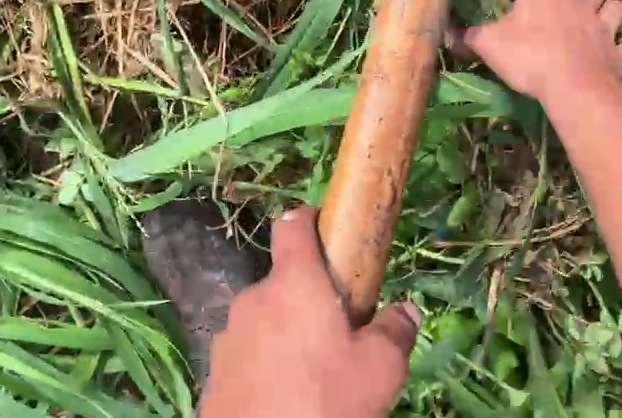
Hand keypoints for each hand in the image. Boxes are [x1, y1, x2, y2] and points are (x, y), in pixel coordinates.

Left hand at [200, 206, 420, 417]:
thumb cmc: (323, 405)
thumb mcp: (379, 371)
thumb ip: (395, 332)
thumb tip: (406, 310)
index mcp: (293, 281)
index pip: (293, 223)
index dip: (311, 221)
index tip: (330, 236)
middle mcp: (255, 297)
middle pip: (285, 280)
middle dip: (309, 300)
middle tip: (336, 337)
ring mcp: (229, 335)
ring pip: (266, 319)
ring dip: (287, 334)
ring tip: (312, 375)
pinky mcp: (215, 372)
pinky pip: (249, 354)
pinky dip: (266, 365)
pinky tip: (285, 397)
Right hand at [464, 0, 621, 110]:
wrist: (572, 88)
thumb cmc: (529, 56)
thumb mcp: (490, 44)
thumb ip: (472, 37)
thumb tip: (448, 33)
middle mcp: (580, 5)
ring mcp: (604, 30)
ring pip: (618, 7)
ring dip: (615, 6)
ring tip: (612, 8)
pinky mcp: (619, 57)